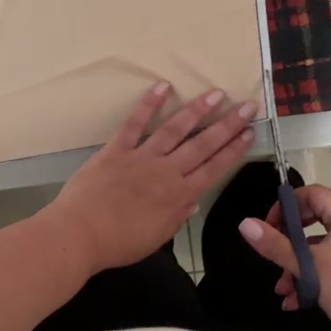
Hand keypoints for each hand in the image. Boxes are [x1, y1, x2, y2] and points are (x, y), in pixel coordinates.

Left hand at [41, 83, 255, 272]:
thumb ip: (176, 217)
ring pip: (175, 129)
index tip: (250, 133)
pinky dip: (149, 104)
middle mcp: (166, 172)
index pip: (214, 169)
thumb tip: (193, 201)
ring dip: (197, 110)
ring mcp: (141, 158)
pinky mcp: (116, 150)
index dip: (233, 150)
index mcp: (178, 197)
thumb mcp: (156, 238)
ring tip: (216, 93)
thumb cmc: (118, 244)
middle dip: (227, 125)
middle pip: (202, 145)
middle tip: (248, 105)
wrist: (80, 234)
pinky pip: (134, 123)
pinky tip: (163, 86)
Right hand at [236, 184, 330, 330]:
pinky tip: (297, 300)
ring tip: (283, 289)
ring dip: (298, 265)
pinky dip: (315, 275)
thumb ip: (276, 245)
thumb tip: (245, 224)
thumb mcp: (308, 267)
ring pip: (322, 247)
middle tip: (273, 254)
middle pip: (315, 220)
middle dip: (289, 241)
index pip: (314, 194)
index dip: (287, 205)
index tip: (270, 227)